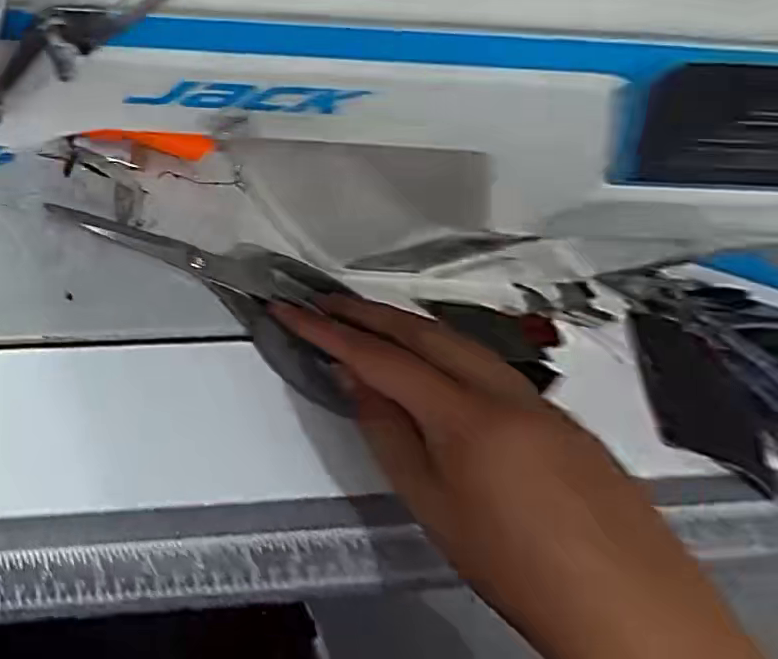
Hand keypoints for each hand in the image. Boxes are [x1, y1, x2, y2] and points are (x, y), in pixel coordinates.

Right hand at [272, 295, 758, 658]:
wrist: (641, 628)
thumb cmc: (518, 568)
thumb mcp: (427, 498)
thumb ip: (385, 428)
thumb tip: (355, 378)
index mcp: (469, 418)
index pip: (379, 356)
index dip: (324, 330)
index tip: (287, 309)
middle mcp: (512, 400)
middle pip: (426, 334)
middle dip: (367, 312)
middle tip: (322, 301)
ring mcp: (549, 411)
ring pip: (465, 344)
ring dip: (408, 325)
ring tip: (368, 319)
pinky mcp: (571, 429)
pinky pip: (494, 368)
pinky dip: (447, 349)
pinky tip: (432, 362)